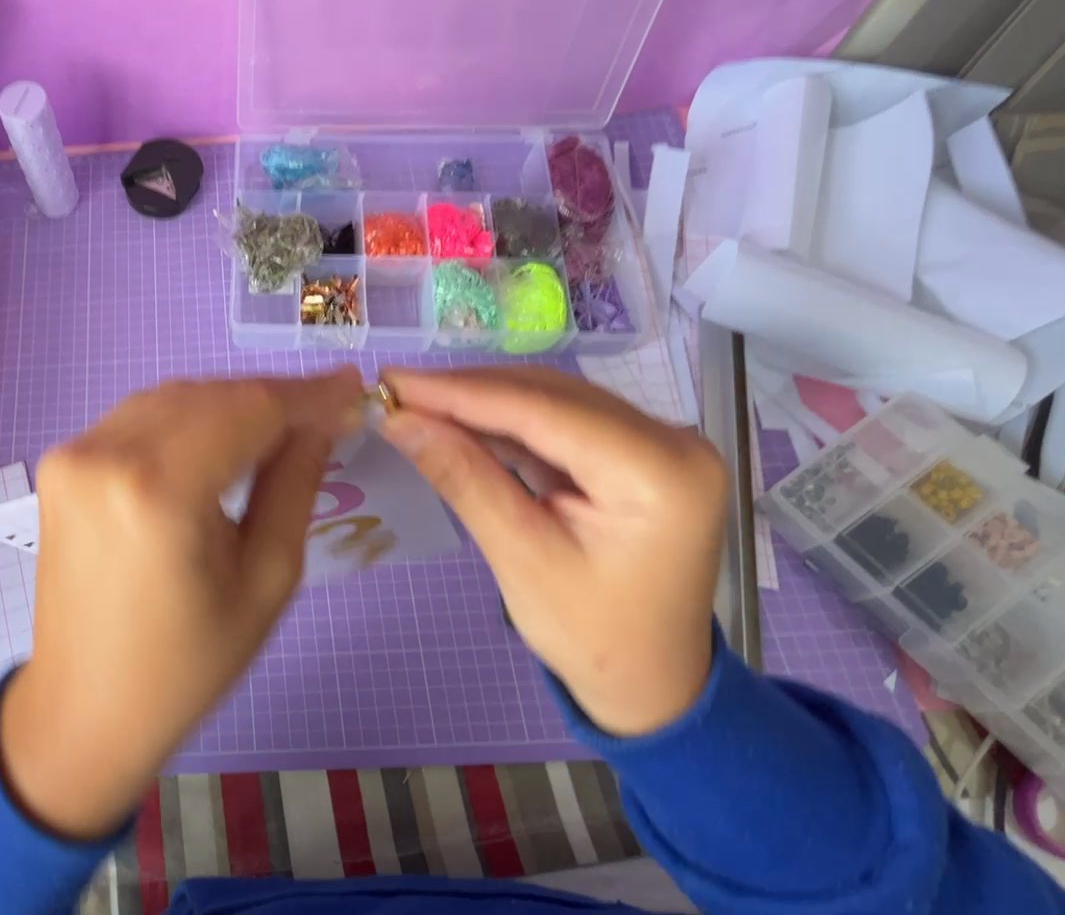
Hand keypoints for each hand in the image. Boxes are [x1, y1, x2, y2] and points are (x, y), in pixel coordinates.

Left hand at [0, 368, 364, 837]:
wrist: (84, 707)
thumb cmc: (187, 666)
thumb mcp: (266, 580)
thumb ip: (294, 485)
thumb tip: (319, 422)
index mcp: (159, 489)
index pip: (248, 409)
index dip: (306, 395)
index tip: (352, 388)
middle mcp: (105, 453)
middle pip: (209, 395)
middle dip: (271, 399)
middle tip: (325, 413)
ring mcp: (73, 454)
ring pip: (171, 398)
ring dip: (229, 404)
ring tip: (280, 429)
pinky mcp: (60, 463)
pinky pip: (137, 419)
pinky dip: (185, 420)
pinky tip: (219, 441)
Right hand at [379, 366, 727, 737]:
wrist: (650, 683)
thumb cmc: (590, 635)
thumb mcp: (519, 556)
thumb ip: (463, 477)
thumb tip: (399, 419)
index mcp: (660, 472)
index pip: (543, 410)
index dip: (462, 392)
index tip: (393, 381)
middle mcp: (672, 441)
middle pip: (551, 396)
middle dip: (468, 392)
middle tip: (395, 391)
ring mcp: (659, 444)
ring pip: (552, 402)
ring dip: (483, 403)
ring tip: (417, 402)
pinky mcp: (638, 454)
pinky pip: (561, 424)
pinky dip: (506, 424)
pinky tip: (459, 421)